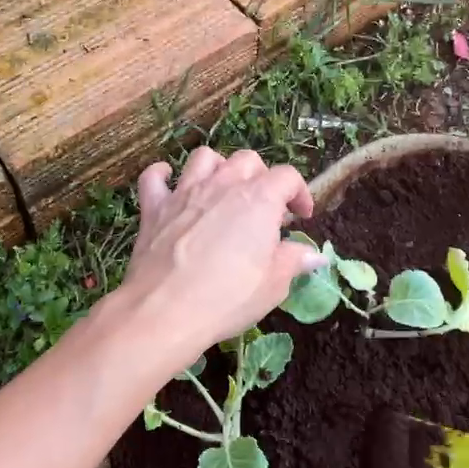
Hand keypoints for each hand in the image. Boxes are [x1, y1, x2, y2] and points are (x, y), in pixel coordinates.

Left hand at [116, 148, 326, 359]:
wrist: (165, 309)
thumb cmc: (228, 297)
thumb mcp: (273, 285)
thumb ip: (293, 261)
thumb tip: (313, 254)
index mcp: (258, 199)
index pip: (287, 176)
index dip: (299, 193)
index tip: (300, 216)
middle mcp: (222, 185)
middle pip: (247, 160)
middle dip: (261, 178)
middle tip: (263, 209)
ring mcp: (185, 192)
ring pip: (204, 158)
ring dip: (218, 168)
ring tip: (223, 190)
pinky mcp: (154, 207)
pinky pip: (154, 177)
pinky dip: (163, 175)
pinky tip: (170, 184)